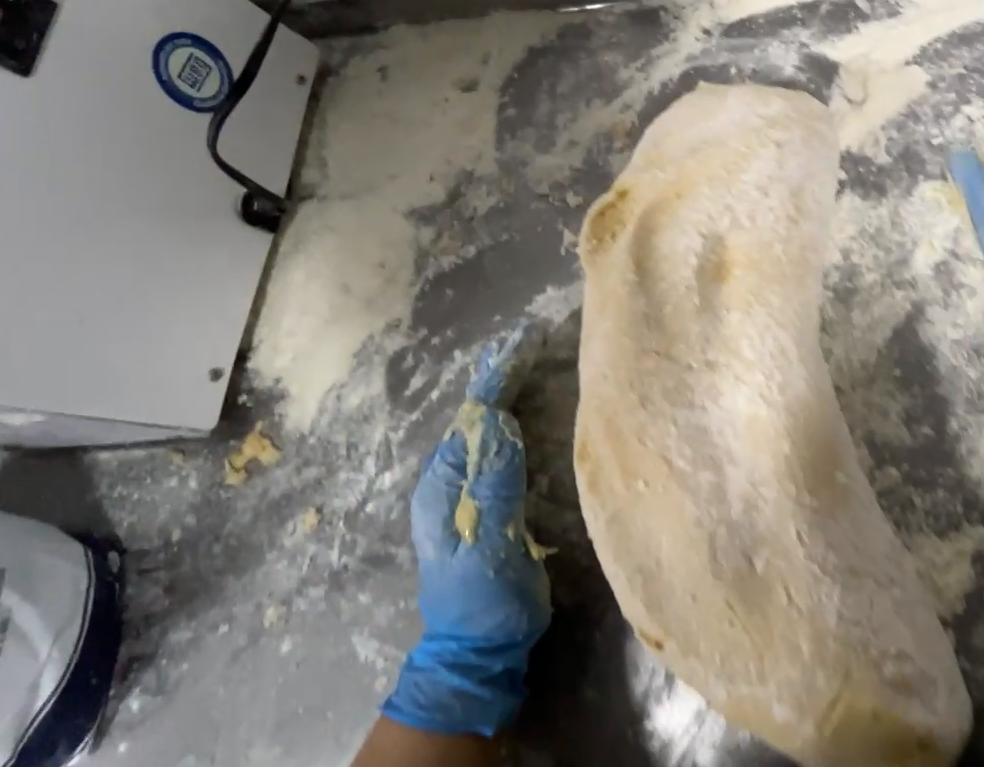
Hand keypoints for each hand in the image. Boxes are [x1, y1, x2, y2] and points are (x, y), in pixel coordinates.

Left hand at [381, 350, 550, 736]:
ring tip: (537, 356)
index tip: (525, 339)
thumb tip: (501, 424)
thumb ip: (494, 485)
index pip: (473, 417)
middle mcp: (453, 479)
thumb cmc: (482, 598)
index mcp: (444, 484)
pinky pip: (507, 447)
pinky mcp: (496, 500)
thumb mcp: (487, 544)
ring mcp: (473, 490)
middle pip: (480, 415)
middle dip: (504, 373)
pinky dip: (522, 416)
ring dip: (513, 390)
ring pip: (491, 428)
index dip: (498, 376)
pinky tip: (539, 405)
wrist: (479, 647)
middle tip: (535, 336)